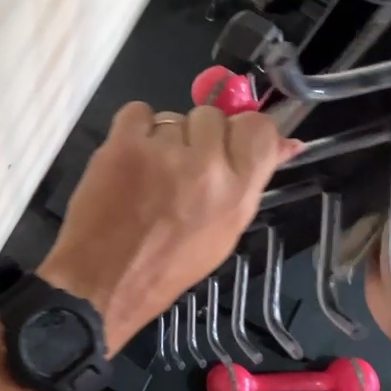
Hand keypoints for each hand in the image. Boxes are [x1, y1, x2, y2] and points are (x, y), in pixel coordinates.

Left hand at [37, 102, 298, 351]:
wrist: (102, 279)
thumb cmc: (165, 265)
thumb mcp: (223, 232)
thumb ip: (250, 183)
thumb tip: (288, 143)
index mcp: (238, 194)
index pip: (258, 128)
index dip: (241, 129)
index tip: (225, 143)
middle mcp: (207, 168)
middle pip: (212, 116)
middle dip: (196, 136)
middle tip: (178, 168)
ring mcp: (164, 152)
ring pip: (173, 116)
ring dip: (162, 136)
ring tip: (148, 172)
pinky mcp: (124, 144)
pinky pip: (137, 112)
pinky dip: (133, 129)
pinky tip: (128, 157)